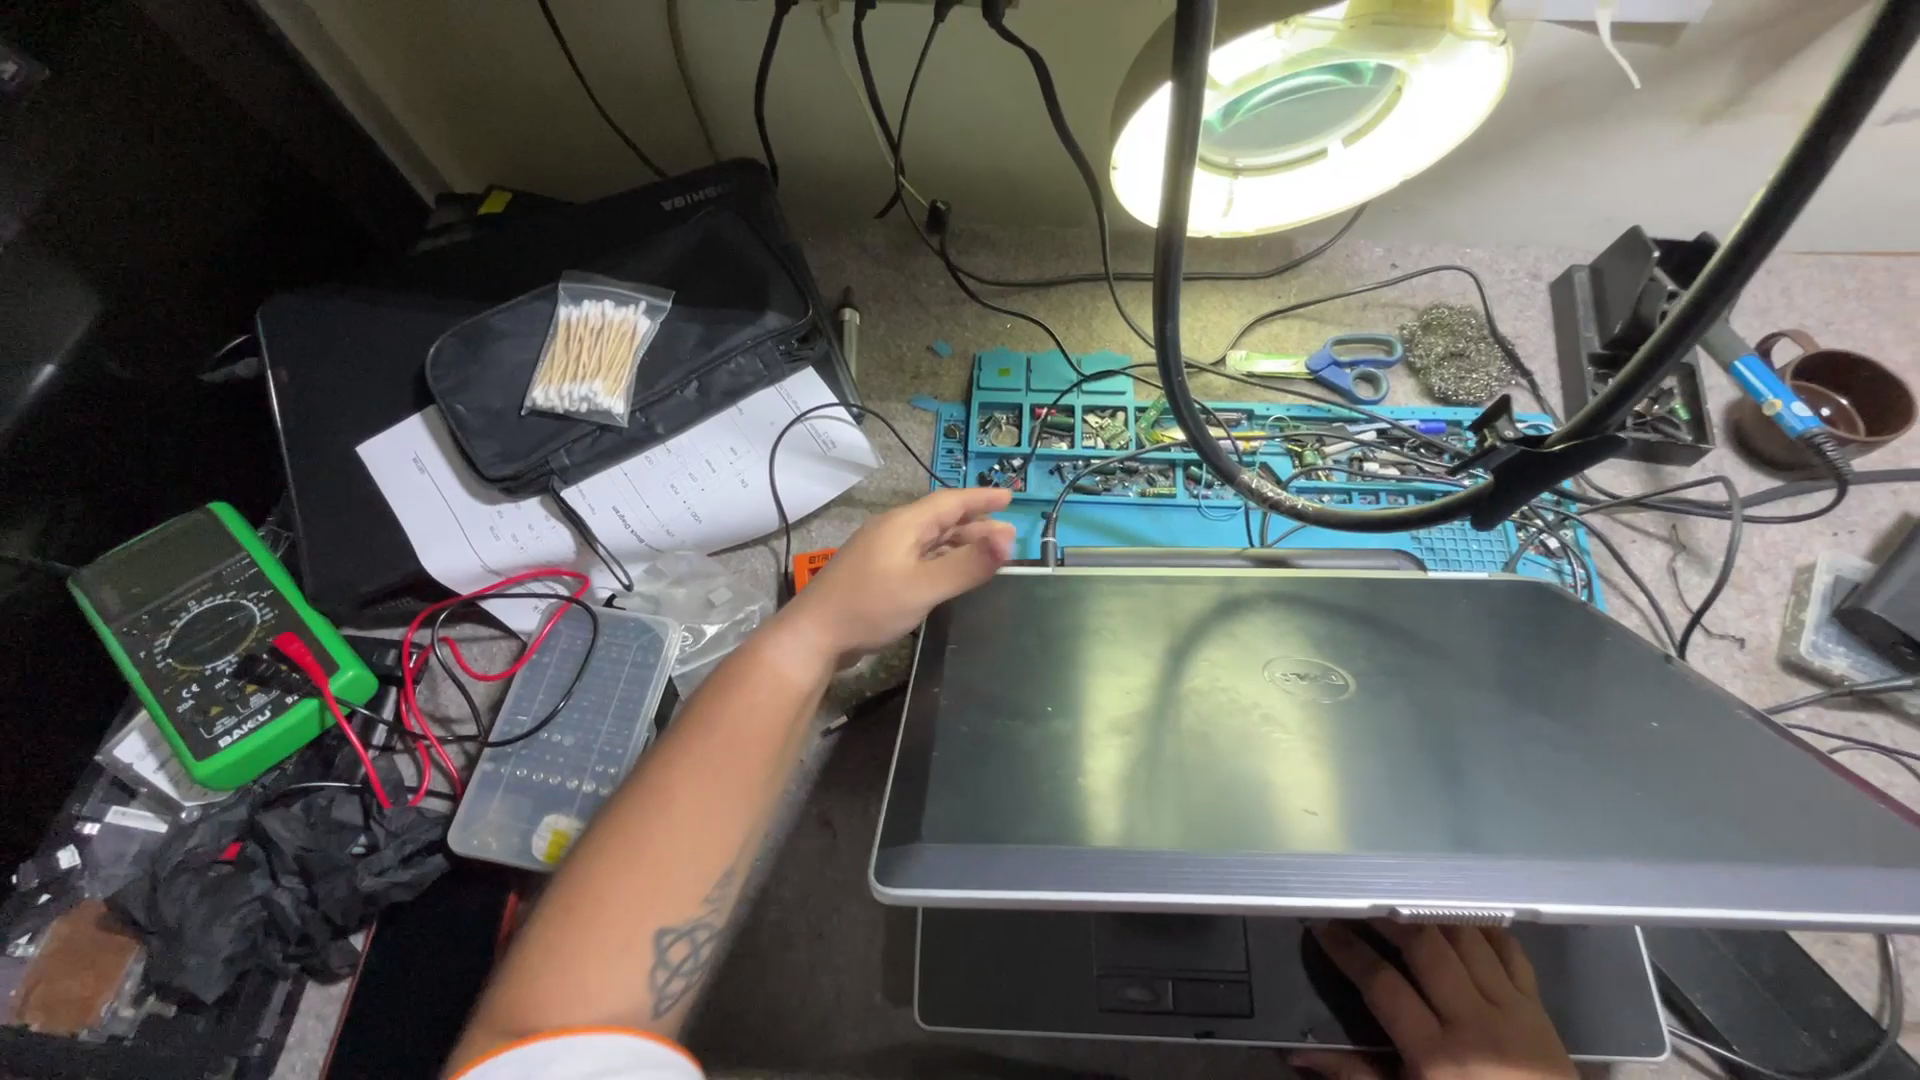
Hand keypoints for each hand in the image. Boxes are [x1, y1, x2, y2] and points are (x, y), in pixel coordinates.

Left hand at [778, 487, 1014, 665]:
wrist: (814, 636)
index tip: (1009, 498)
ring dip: (959, 544)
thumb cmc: (869, 607)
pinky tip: (951, 574)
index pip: (950, 502)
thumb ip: (966, 565)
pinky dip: (942, 560)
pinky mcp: (877, 576)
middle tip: (1007, 534)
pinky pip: (919, 558)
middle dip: (975, 525)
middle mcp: (893, 532)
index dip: (981, 499)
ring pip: (930, 540)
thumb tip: (1010, 540)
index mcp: (903, 525)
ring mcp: (882, 554)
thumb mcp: (924, 586)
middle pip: (941, 520)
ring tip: (987, 555)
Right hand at [1291, 921, 1576, 1079]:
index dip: (1347, 950)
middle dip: (1387, 918)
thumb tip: (1295, 1055)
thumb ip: (1355, 1076)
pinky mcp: (1540, 1011)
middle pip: (1425, 947)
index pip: (1382, 983)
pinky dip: (1483, 929)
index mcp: (1437, 1056)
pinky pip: (1511, 953)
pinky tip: (1458, 919)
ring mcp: (1513, 1013)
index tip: (1321, 927)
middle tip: (1359, 905)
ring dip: (1430, 915)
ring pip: (1466, 940)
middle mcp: (1474, 1024)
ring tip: (1401, 904)